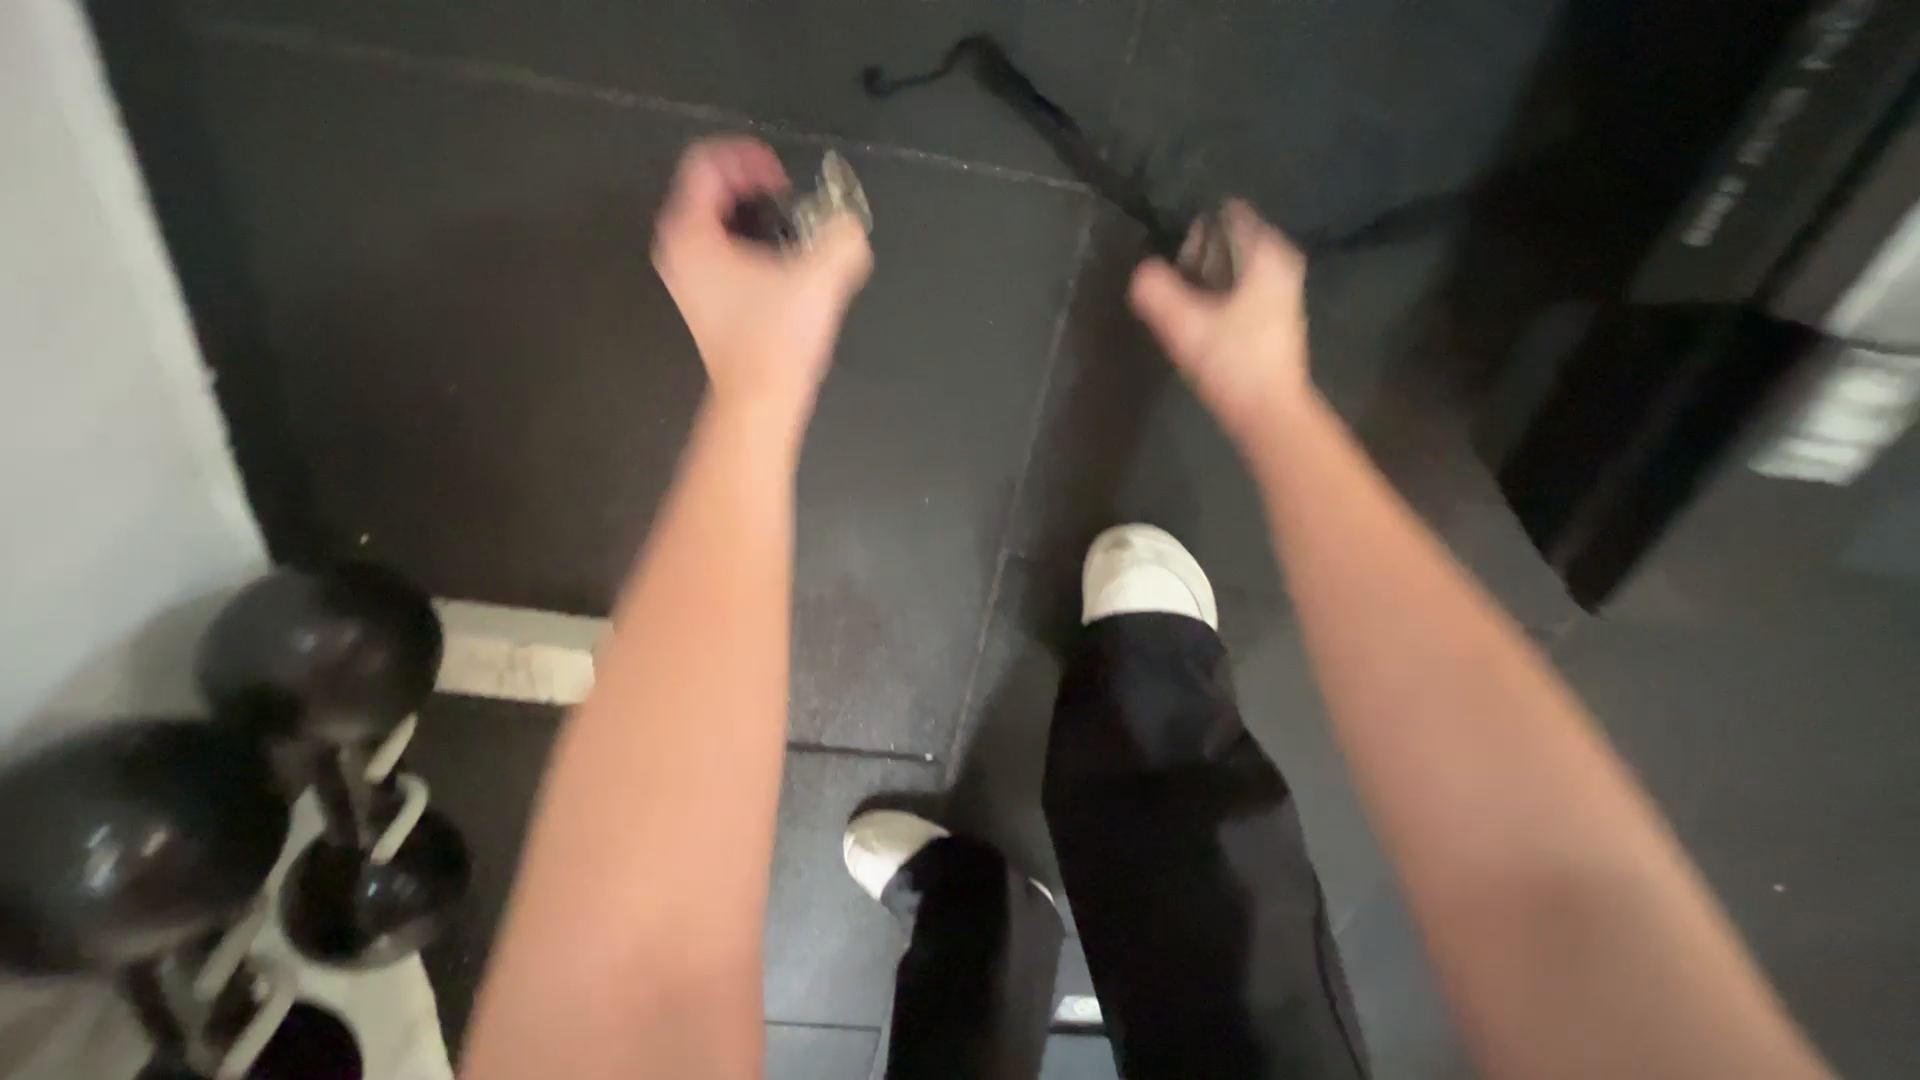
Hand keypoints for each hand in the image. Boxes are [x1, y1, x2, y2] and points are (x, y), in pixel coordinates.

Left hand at [652, 137, 872, 427]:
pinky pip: (720, 250)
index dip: (749, 158)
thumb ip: (841, 238)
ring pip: (716, 222)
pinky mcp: (703, 300)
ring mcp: (687, 277)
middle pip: (709, 189)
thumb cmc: (777, 339)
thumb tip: (848, 226)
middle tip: (791, 199)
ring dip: (755, 216)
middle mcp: (678, 250)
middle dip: (754, 187)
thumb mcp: (819, 277)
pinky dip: (749, 244)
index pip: (707, 163)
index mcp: (691, 232)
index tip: (784, 178)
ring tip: (792, 230)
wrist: (759, 399)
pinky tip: (782, 264)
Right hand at [1129, 202, 1311, 445]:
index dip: (1195, 225)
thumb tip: (1140, 271)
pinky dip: (1215, 295)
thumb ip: (1157, 292)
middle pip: (1228, 241)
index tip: (1169, 245)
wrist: (1268, 413)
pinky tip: (1195, 318)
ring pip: (1232, 267)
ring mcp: (1281, 291)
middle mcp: (1280, 263)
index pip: (1228, 213)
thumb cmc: (1233, 364)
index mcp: (1267, 253)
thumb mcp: (1186, 326)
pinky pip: (1237, 289)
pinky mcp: (1273, 317)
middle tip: (1167, 276)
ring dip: (1203, 277)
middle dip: (1196, 253)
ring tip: (1176, 297)